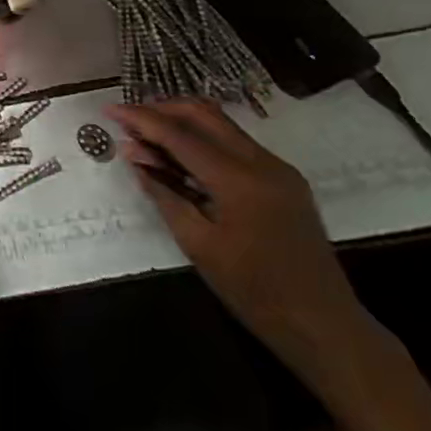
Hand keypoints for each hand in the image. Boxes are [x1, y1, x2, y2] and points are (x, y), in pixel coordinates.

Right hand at [109, 99, 362, 342]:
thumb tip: (133, 155)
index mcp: (239, 179)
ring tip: (147, 132)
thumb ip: (164, 193)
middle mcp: (261, 160)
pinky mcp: (283, 177)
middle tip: (128, 117)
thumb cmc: (253, 292)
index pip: (181, 135)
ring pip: (222, 124)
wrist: (320, 322)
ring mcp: (277, 166)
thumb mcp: (198, 244)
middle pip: (204, 114)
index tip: (110, 110)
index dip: (142, 119)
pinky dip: (204, 139)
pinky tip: (181, 155)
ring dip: (183, 121)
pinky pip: (236, 144)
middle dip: (162, 109)